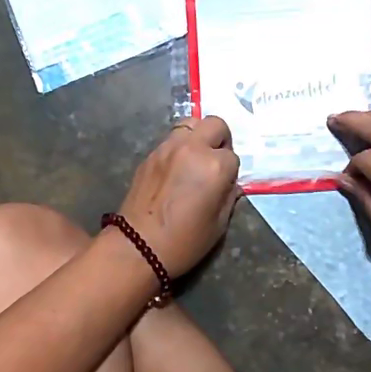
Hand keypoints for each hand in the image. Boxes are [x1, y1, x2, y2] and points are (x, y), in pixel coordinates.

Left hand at [117, 116, 241, 275]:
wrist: (137, 247)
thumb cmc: (185, 241)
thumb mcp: (219, 223)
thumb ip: (228, 196)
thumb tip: (228, 183)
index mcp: (214, 166)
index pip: (233, 156)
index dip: (231, 172)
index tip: (224, 186)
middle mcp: (192, 149)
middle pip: (215, 124)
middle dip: (220, 140)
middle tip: (215, 161)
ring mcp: (168, 149)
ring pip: (190, 125)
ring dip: (198, 138)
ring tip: (195, 161)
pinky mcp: (150, 155)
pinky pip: (171, 140)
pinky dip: (179, 148)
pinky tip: (176, 170)